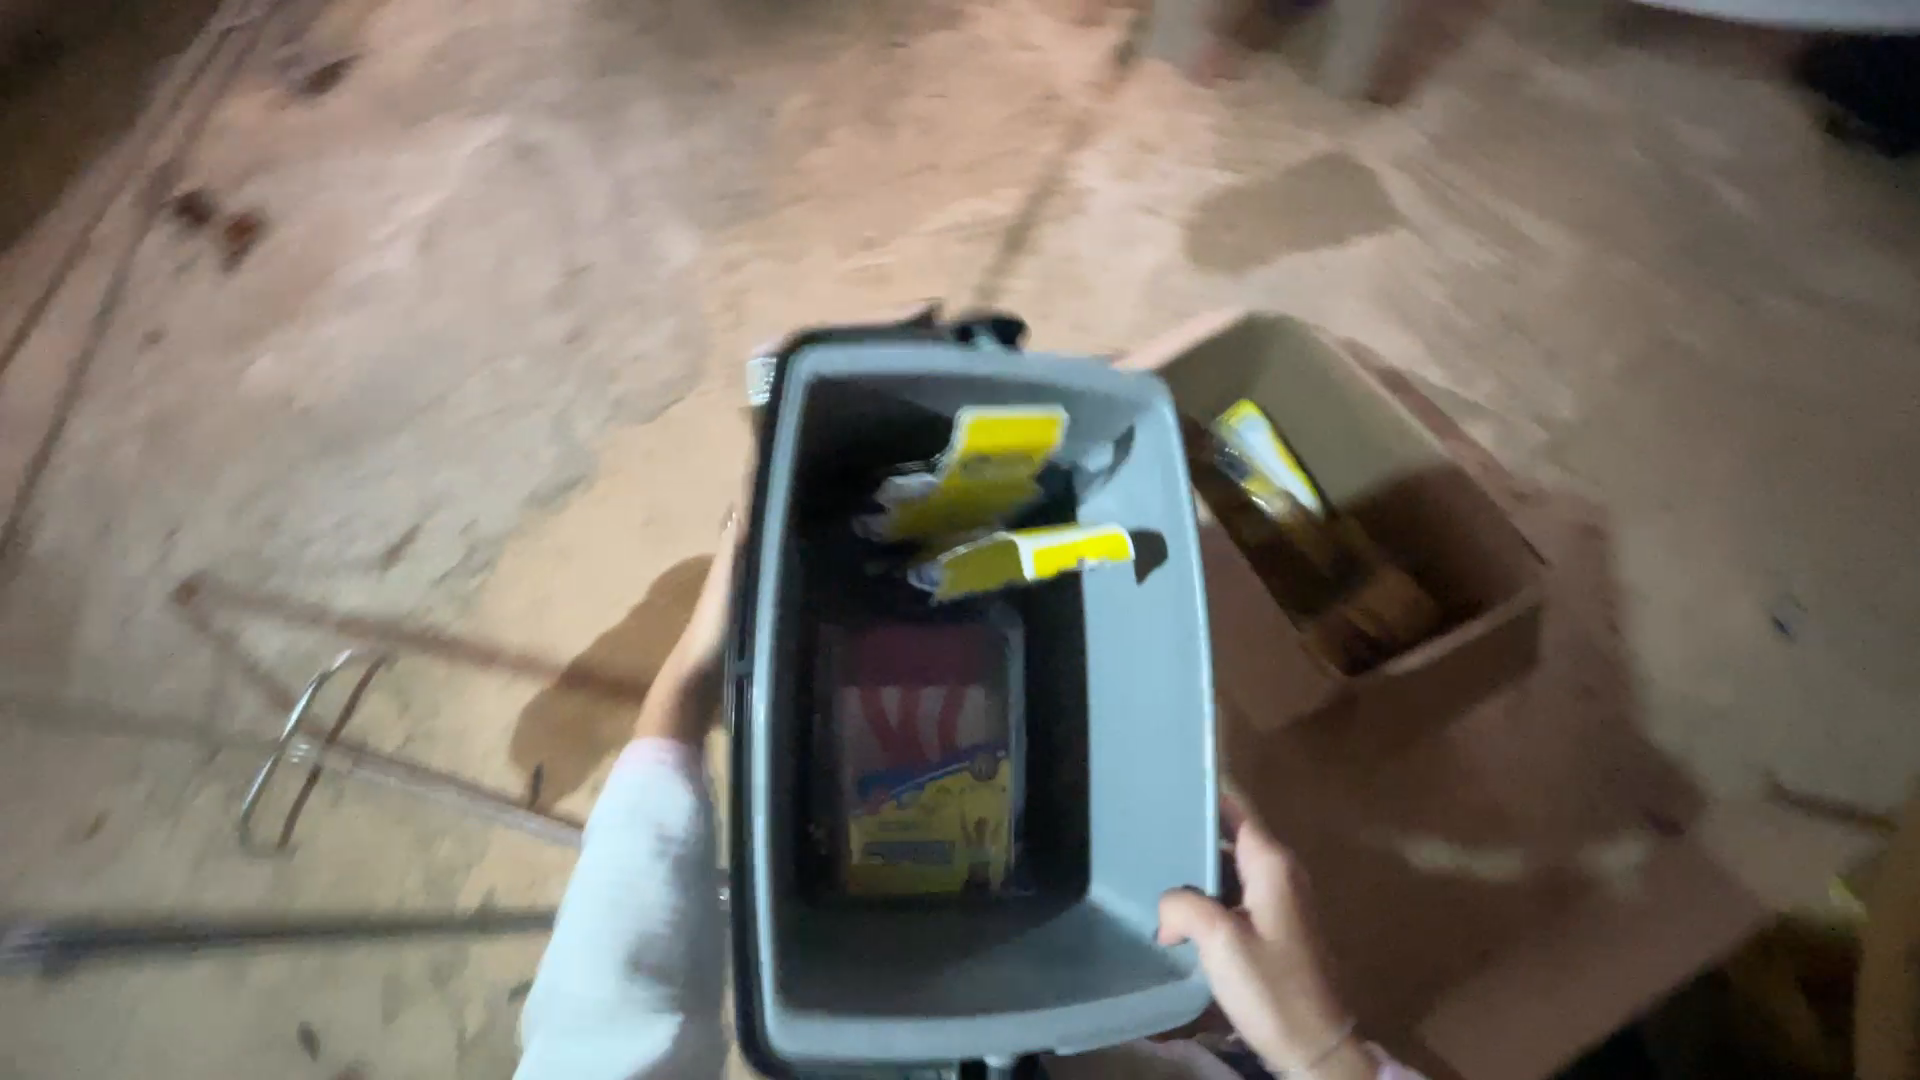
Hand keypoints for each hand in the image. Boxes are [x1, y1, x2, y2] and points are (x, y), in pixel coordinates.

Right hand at [1158, 808, 1372, 1078]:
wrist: (1317, 1050)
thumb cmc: (1273, 987)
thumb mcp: (1218, 940)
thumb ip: (1182, 905)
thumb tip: (1167, 908)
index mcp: (1272, 864)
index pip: (1235, 809)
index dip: (1204, 794)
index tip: (1168, 783)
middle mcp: (1281, 873)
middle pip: (1229, 837)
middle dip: (1192, 835)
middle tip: (1148, 830)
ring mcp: (1280, 902)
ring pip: (1229, 869)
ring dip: (1197, 872)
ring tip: (1154, 867)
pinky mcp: (1275, 928)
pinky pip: (1234, 895)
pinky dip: (1208, 896)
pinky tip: (1178, 910)